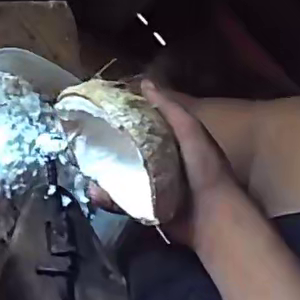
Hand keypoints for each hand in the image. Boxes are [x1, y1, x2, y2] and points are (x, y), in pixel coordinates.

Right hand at [91, 80, 243, 245]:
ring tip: (85, 167)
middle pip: (128, 147)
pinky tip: (94, 192)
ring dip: (103, 172)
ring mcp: (152, 186)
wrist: (213, 217)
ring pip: (120, 173)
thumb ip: (169, 108)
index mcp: (171, 142)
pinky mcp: (146, 207)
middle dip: (107, 143)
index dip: (123, 115)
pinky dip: (108, 196)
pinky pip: (122, 199)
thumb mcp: (190, 130)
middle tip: (85, 137)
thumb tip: (145, 82)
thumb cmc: (205, 168)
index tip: (101, 108)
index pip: (142, 123)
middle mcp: (160, 162)